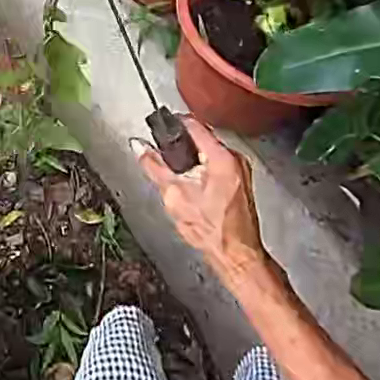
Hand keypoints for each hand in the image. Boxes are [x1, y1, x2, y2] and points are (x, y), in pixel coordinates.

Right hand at [134, 114, 263, 273]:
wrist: (236, 256)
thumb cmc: (213, 231)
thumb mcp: (173, 195)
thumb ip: (153, 166)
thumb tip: (139, 146)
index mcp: (221, 157)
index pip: (193, 124)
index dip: (172, 123)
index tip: (160, 128)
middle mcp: (235, 159)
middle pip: (201, 136)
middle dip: (181, 144)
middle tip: (166, 156)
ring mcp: (240, 169)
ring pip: (208, 150)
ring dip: (191, 156)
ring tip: (179, 174)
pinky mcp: (240, 180)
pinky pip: (217, 162)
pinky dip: (202, 167)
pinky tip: (193, 184)